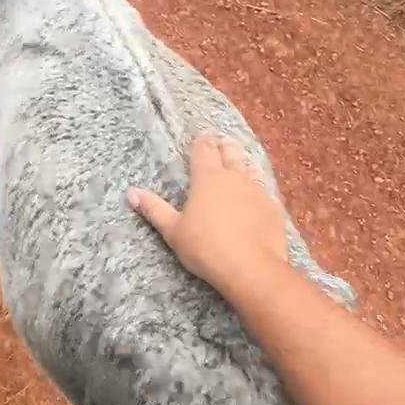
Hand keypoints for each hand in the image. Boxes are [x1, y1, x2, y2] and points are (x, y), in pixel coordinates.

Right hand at [128, 133, 290, 301]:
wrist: (252, 269)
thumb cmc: (206, 247)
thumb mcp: (173, 230)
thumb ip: (154, 209)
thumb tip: (131, 192)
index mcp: (207, 178)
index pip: (203, 150)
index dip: (201, 142)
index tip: (201, 135)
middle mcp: (234, 178)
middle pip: (230, 153)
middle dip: (224, 146)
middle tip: (220, 142)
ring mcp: (257, 192)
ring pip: (250, 170)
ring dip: (243, 165)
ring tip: (240, 164)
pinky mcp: (273, 209)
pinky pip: (264, 192)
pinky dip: (258, 190)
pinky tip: (257, 197)